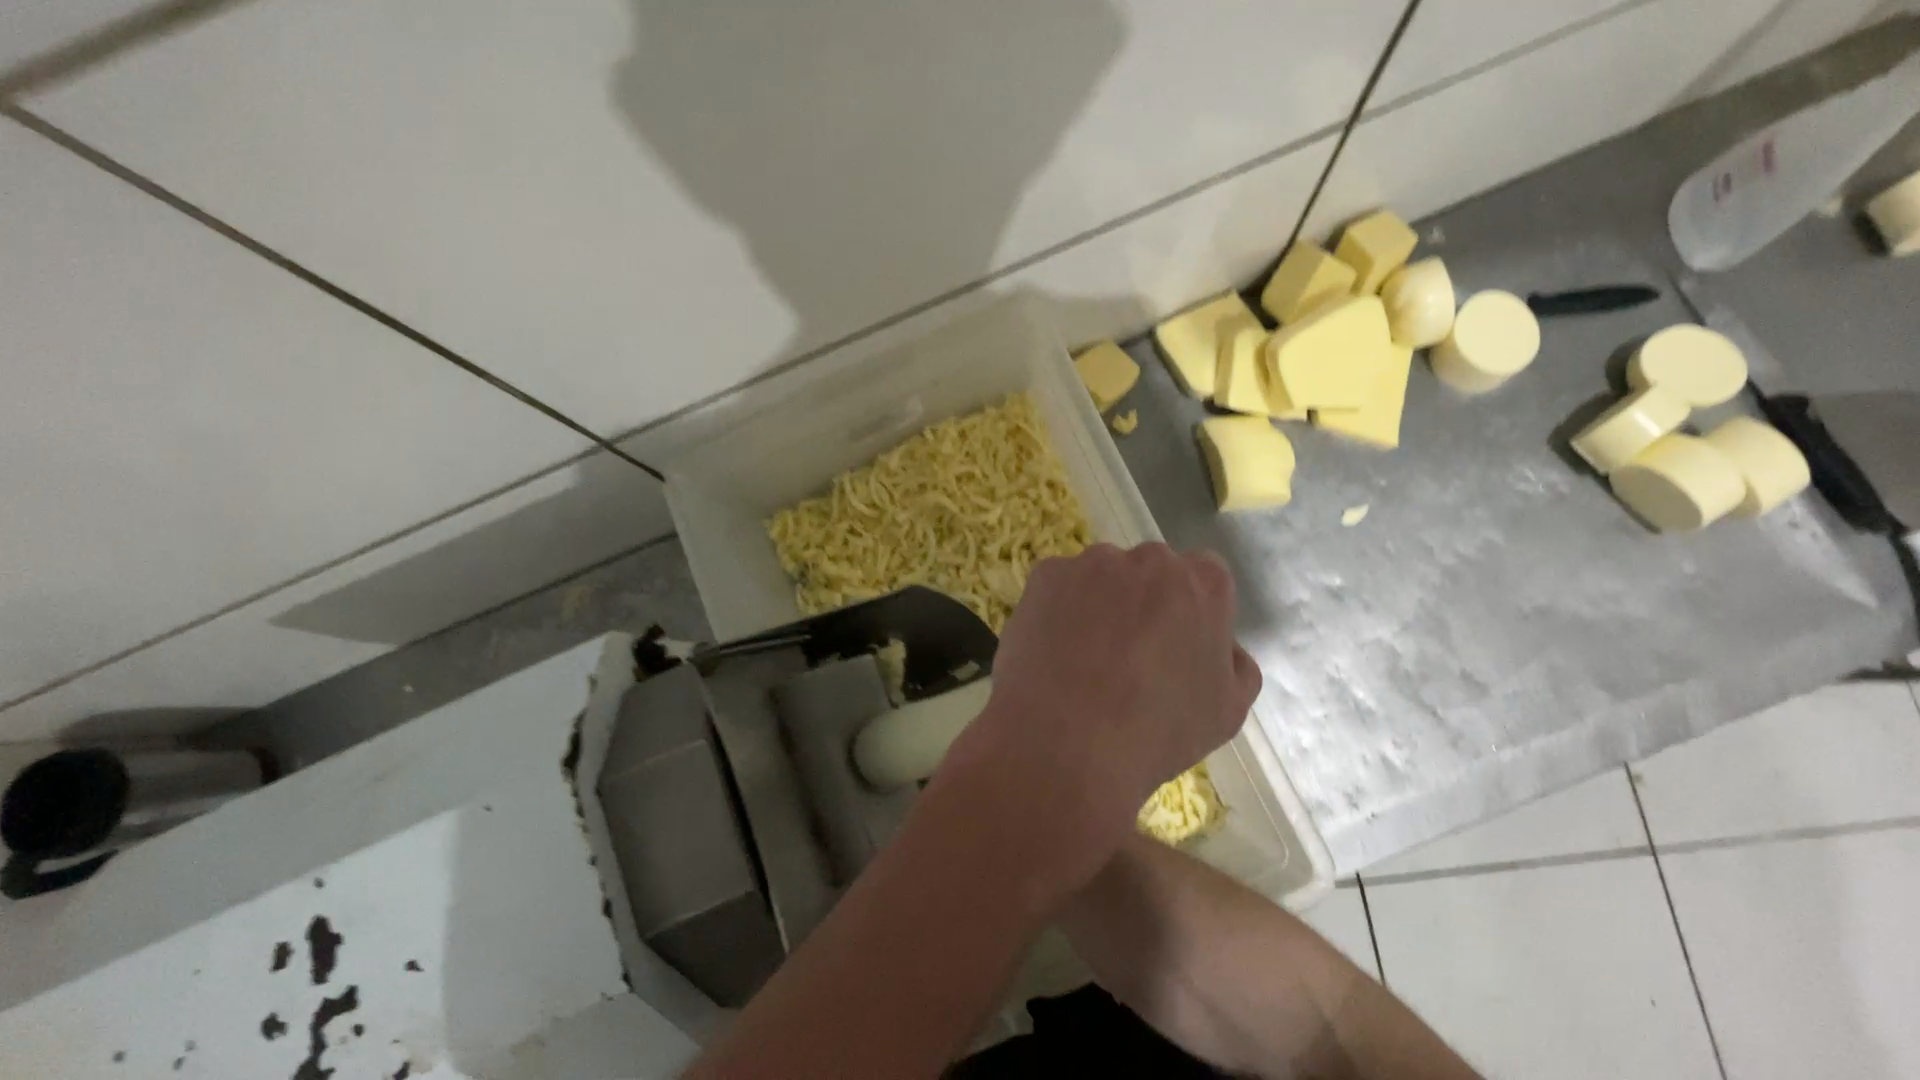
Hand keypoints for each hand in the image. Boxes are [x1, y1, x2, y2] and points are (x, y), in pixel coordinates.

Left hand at [940, 543, 1260, 865]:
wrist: (1065, 744)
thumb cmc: (1156, 734)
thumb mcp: (1228, 713)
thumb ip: (1237, 666)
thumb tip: (1223, 645)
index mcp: (1205, 585)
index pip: (1205, 578)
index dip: (1188, 613)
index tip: (1173, 648)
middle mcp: (1152, 560)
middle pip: (1151, 572)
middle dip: (1143, 604)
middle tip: (1128, 657)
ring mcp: (1094, 564)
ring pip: (1101, 577)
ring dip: (1098, 604)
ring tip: (1083, 661)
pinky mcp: (1047, 575)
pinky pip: (1058, 588)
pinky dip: (1057, 612)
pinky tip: (1052, 654)